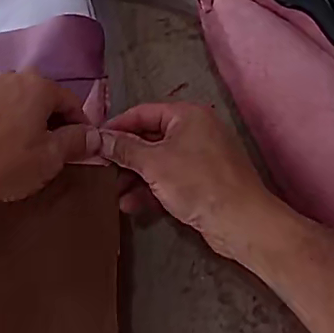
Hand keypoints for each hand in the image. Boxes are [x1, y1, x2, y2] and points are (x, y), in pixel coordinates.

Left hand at [0, 71, 99, 209]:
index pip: (72, 102)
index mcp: (38, 85)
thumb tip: (95, 135)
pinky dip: (3, 125)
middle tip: (55, 151)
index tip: (82, 147)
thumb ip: (78, 141)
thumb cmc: (4, 166)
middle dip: (53, 122)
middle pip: (44, 99)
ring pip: (18, 104)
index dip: (81, 126)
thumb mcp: (51, 158)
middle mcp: (12, 78)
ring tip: (25, 151)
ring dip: (27, 122)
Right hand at [100, 101, 283, 257]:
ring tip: (113, 194)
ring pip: (159, 161)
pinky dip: (152, 188)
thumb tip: (98, 137)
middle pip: (151, 137)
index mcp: (188, 114)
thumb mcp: (154, 163)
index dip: (117, 126)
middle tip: (100, 171)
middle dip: (126, 156)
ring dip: (136, 177)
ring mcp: (201, 155)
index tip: (93, 141)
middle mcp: (196, 129)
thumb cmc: (197, 182)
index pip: (144, 112)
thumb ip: (125, 149)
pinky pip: (171, 178)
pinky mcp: (203, 180)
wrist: (240, 220)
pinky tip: (132, 206)